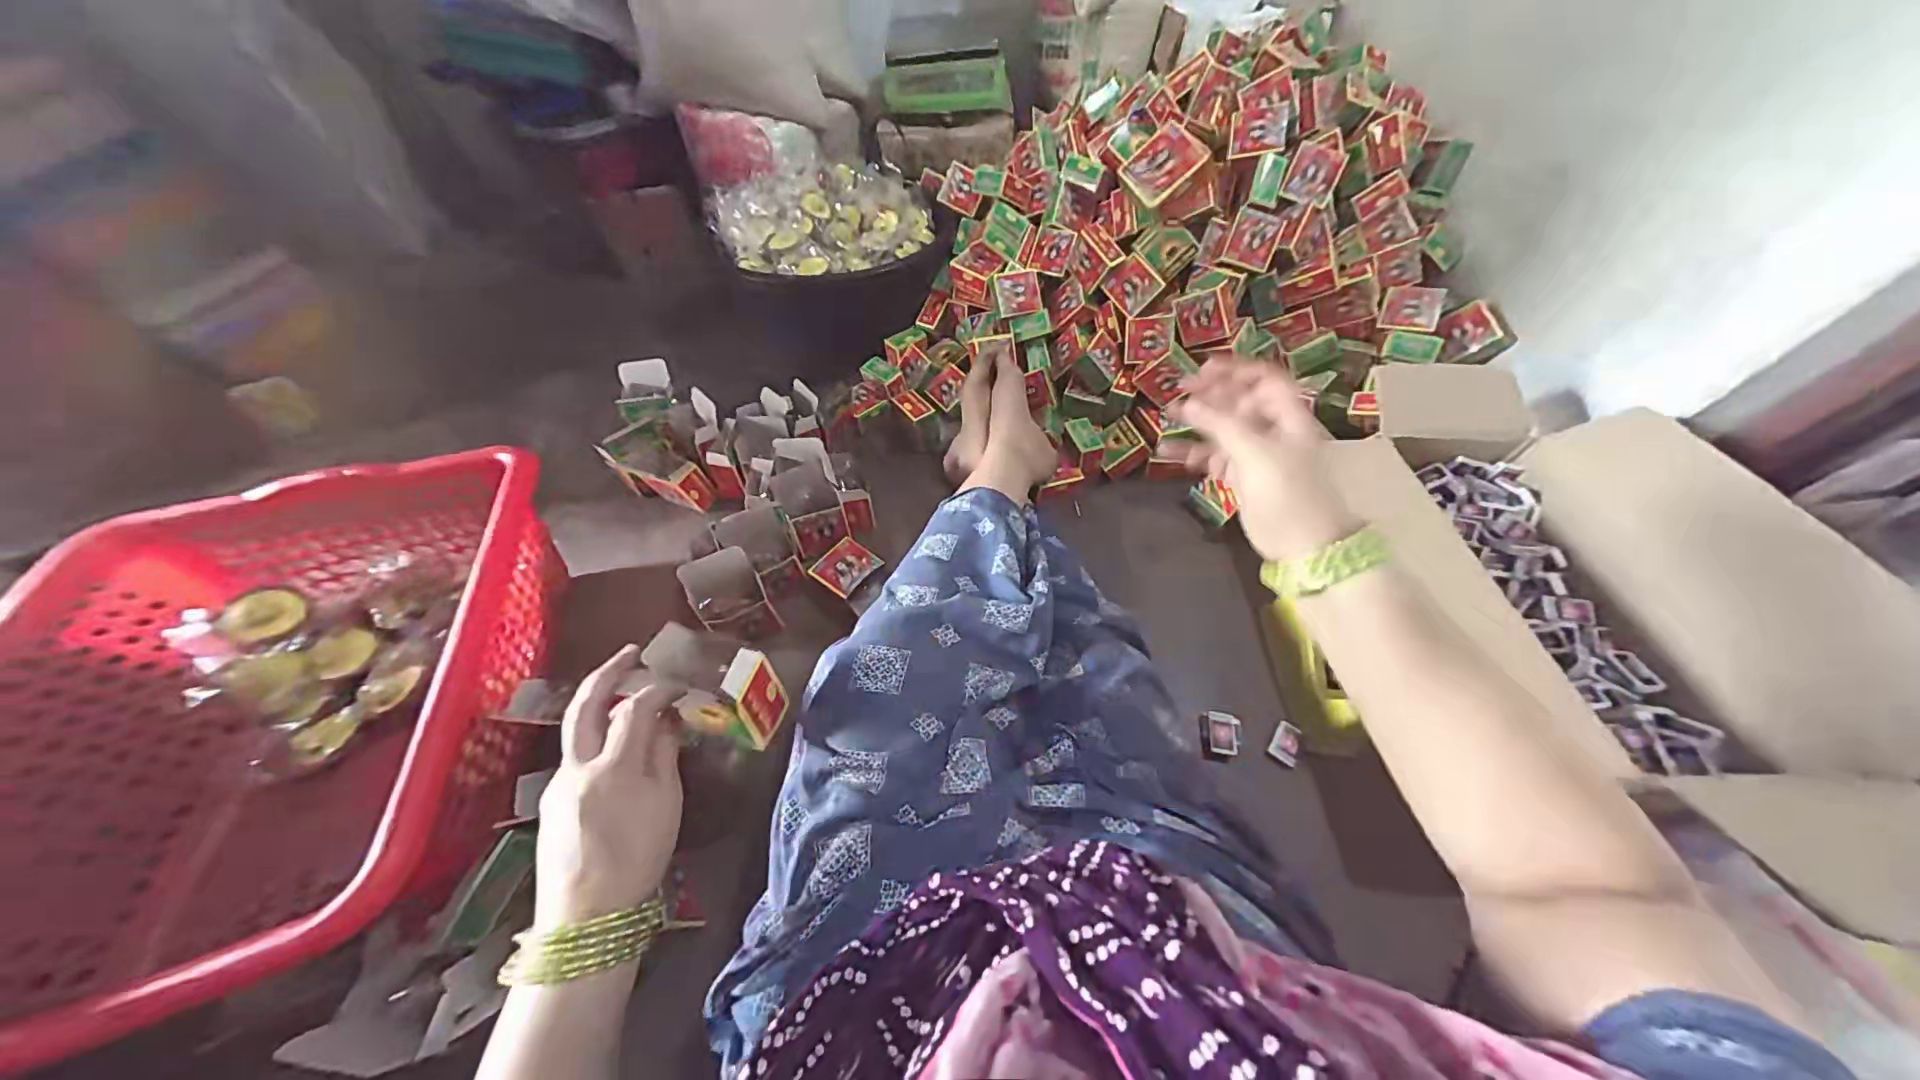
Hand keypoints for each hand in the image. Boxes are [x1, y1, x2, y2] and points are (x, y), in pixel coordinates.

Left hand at [533, 644, 683, 928]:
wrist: (586, 917)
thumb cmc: (639, 858)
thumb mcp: (666, 804)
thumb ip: (664, 754)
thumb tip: (667, 720)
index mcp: (612, 768)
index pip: (634, 708)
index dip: (658, 690)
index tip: (680, 686)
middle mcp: (577, 766)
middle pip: (586, 704)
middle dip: (609, 671)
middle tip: (631, 652)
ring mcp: (559, 782)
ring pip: (576, 726)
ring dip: (600, 699)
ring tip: (627, 689)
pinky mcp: (553, 798)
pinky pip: (576, 752)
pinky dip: (597, 733)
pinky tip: (617, 741)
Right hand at [1172, 356, 1362, 561]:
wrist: (1303, 544)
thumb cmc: (1289, 495)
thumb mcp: (1257, 455)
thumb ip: (1222, 426)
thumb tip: (1190, 405)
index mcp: (1287, 417)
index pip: (1265, 379)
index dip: (1237, 369)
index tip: (1204, 368)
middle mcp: (1271, 430)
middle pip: (1240, 400)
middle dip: (1211, 392)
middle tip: (1180, 388)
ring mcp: (1255, 453)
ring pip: (1222, 427)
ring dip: (1197, 420)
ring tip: (1169, 414)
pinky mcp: (1241, 475)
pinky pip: (1212, 455)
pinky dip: (1192, 451)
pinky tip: (1168, 450)